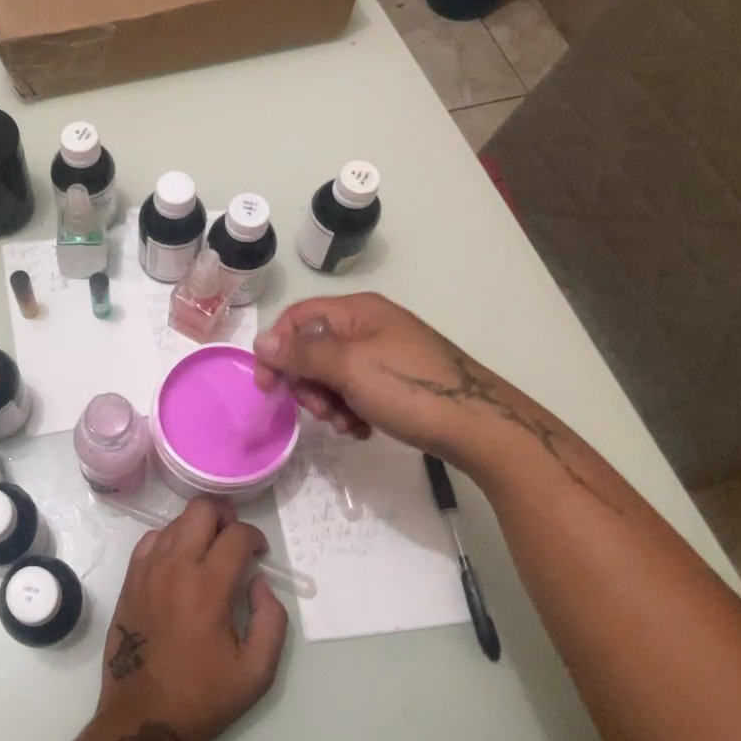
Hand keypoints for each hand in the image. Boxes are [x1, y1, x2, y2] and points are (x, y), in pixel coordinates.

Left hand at [97, 498, 288, 740]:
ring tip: (210, 551)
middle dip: (225, 516)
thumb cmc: (203, 696)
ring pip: (174, 522)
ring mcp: (146, 571)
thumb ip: (271, 618)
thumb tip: (257, 582)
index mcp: (208, 587)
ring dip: (197, 527)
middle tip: (235, 538)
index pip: (236, 535)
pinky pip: (150, 540)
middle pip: (200, 510)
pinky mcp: (129, 580)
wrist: (144, 716)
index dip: (255, 536)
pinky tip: (180, 561)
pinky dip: (170, 540)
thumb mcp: (257, 670)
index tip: (260, 553)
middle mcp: (174, 568)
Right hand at [252, 292, 525, 468]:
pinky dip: (351, 410)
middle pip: (312, 350)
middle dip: (307, 383)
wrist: (479, 426)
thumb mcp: (349, 367)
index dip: (276, 349)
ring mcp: (383, 355)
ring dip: (329, 403)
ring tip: (347, 424)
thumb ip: (301, 354)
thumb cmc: (410, 388)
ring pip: (331, 376)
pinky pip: (355, 392)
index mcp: (357, 311)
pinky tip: (362, 429)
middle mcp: (367, 327)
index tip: (267, 386)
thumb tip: (261, 342)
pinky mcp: (395, 382)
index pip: (297, 318)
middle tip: (320, 411)